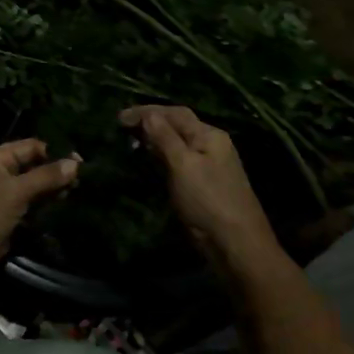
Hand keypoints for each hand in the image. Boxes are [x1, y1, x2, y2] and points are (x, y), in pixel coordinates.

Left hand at [0, 140, 80, 279]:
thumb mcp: (16, 192)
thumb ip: (46, 176)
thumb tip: (76, 164)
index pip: (31, 146)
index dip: (56, 152)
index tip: (82, 162)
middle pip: (34, 164)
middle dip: (57, 171)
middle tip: (84, 178)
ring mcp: (3, 191)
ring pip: (35, 184)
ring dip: (54, 187)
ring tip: (80, 190)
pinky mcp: (9, 210)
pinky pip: (32, 201)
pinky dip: (46, 201)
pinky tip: (66, 202)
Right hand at [120, 105, 278, 267]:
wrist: (234, 242)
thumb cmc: (208, 200)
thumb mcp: (183, 165)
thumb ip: (165, 138)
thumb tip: (149, 114)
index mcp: (209, 135)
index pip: (175, 113)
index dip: (146, 111)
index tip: (119, 117)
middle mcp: (210, 145)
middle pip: (177, 125)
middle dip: (150, 122)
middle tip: (121, 128)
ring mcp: (207, 165)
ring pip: (177, 143)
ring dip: (154, 139)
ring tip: (130, 142)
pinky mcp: (201, 184)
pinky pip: (178, 161)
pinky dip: (161, 156)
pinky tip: (149, 161)